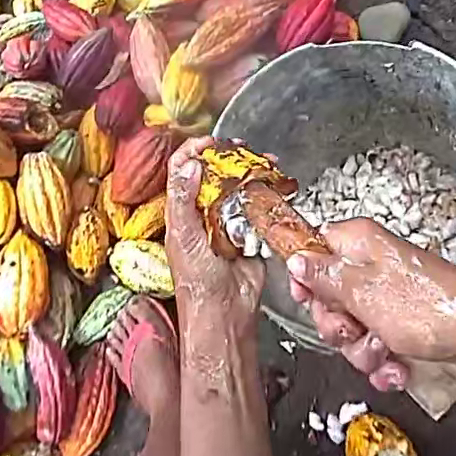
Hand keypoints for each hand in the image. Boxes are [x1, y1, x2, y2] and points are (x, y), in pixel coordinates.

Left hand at [164, 137, 264, 325]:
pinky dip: (266, 193)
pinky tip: (274, 182)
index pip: (181, 171)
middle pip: (212, 174)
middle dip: (226, 156)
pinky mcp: (250, 233)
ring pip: (236, 187)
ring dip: (249, 171)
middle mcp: (203, 213)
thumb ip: (183, 199)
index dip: (193, 151)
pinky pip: (257, 206)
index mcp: (181, 212)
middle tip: (241, 146)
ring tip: (262, 159)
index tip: (210, 141)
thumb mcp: (183, 236)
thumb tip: (190, 165)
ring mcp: (227, 222)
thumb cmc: (197, 282)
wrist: (226, 314)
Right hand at [286, 218, 455, 389]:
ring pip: (350, 327)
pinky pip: (375, 344)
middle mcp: (369, 266)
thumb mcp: (362, 291)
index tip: (308, 302)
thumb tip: (293, 260)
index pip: (312, 250)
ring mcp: (386, 297)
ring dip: (362, 350)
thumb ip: (322, 276)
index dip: (305, 279)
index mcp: (357, 243)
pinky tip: (398, 369)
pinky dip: (383, 362)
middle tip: (354, 331)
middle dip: (338, 325)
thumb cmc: (425, 307)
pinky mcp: (402, 324)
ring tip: (385, 353)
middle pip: (327, 295)